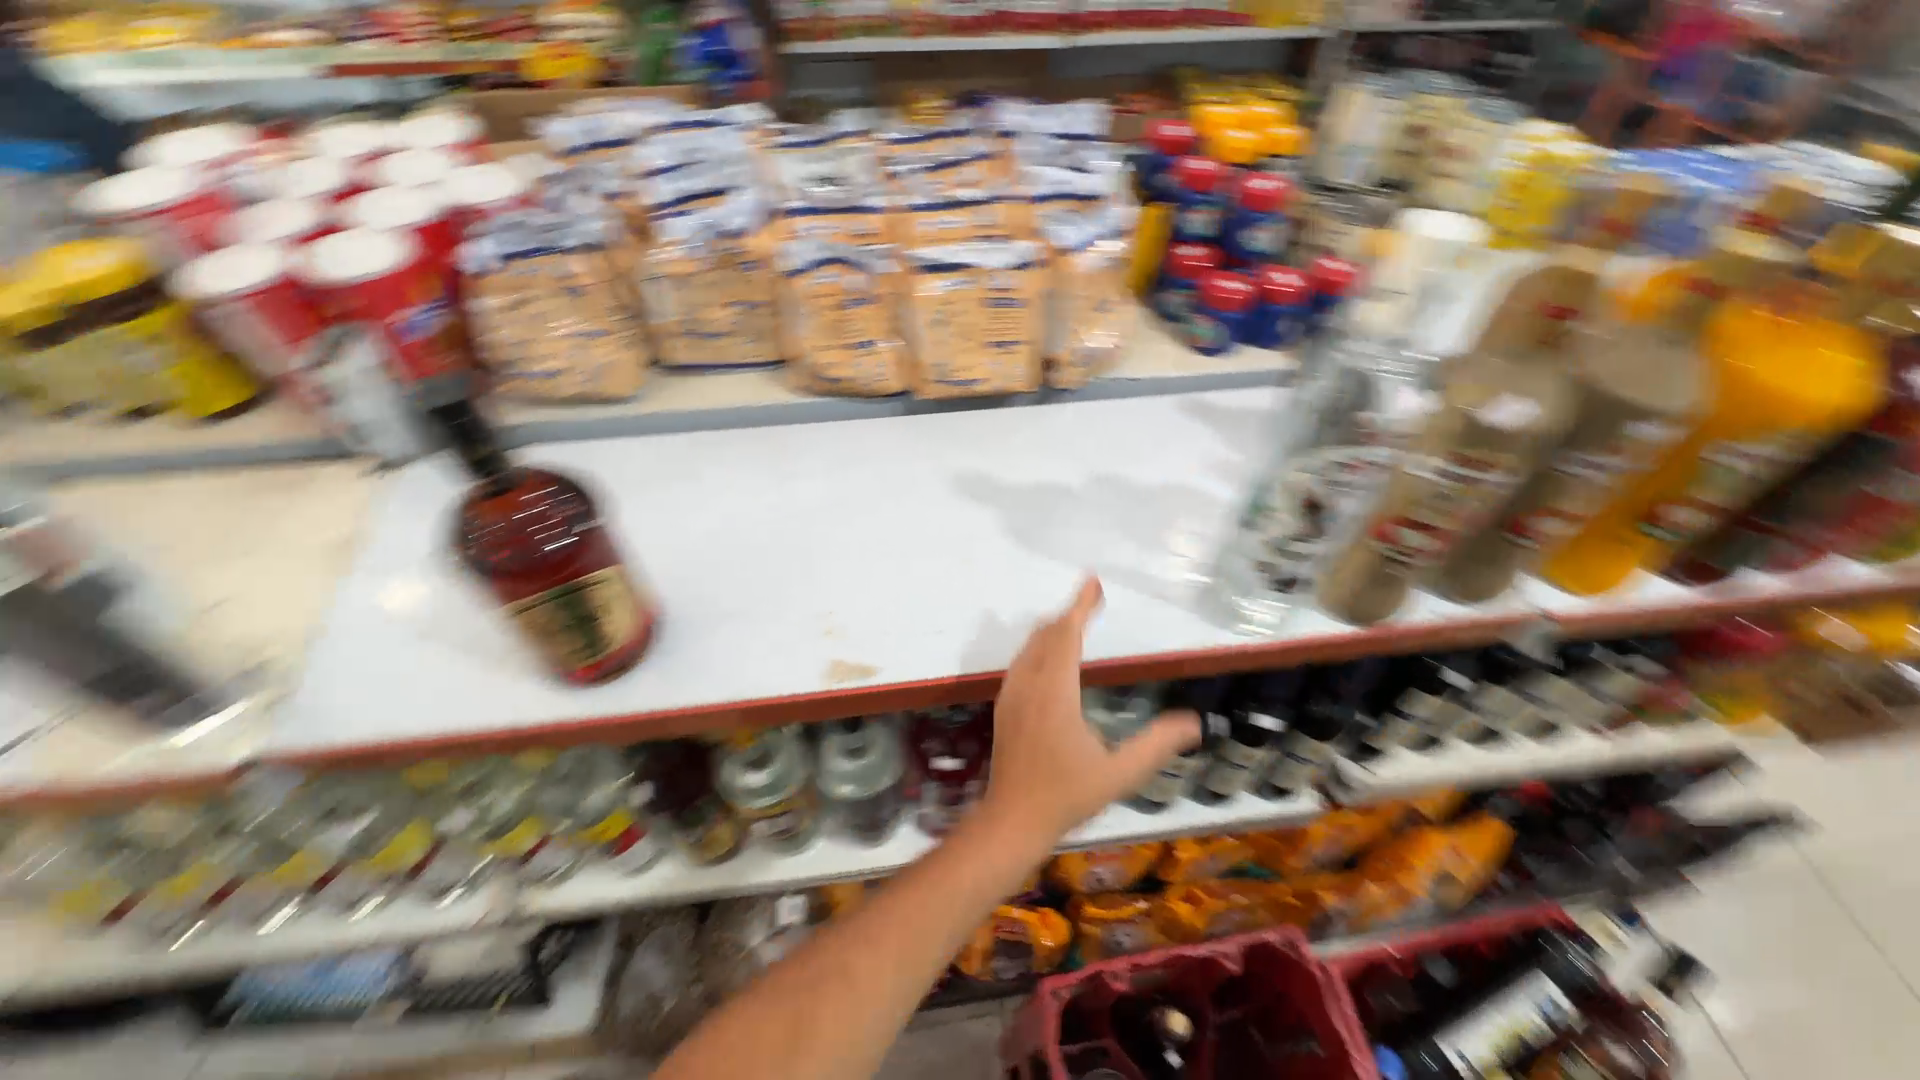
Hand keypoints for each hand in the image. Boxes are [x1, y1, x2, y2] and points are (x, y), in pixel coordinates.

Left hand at [981, 577, 1201, 840]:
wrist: (1012, 820)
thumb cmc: (1066, 796)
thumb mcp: (1119, 774)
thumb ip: (1157, 745)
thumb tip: (1194, 722)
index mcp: (1055, 693)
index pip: (1066, 636)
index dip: (1080, 606)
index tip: (1093, 583)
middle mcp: (1028, 685)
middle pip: (1045, 635)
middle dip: (1069, 614)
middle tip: (1093, 599)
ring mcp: (1011, 696)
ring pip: (1029, 648)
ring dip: (1052, 630)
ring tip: (1076, 622)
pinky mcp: (1004, 708)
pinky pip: (1021, 663)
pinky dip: (1039, 648)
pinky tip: (1050, 660)